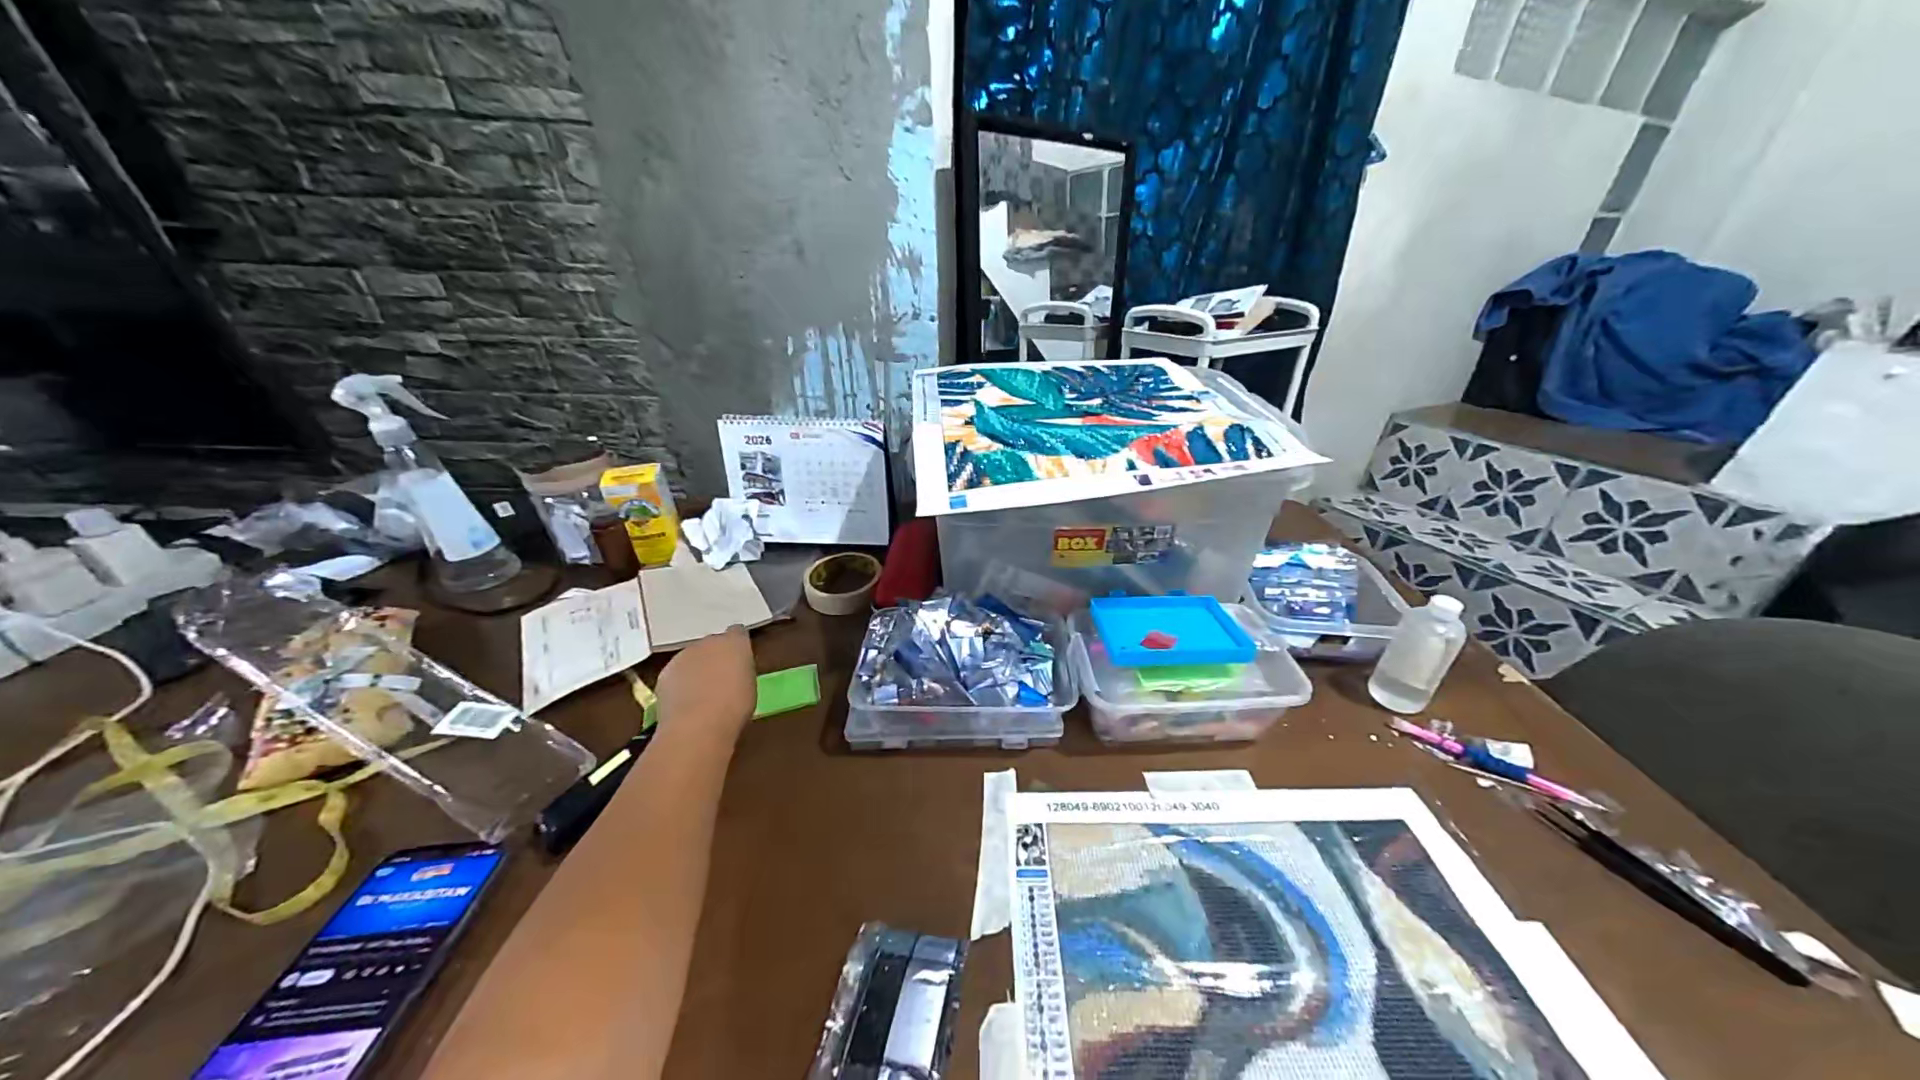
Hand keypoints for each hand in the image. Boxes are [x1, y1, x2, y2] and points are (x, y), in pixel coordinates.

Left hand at [653, 625, 755, 741]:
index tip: (739, 660)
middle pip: (712, 645)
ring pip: (692, 659)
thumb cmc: (735, 707)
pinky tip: (685, 704)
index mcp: (735, 643)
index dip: (737, 646)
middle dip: (715, 658)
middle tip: (721, 681)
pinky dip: (680, 684)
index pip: (737, 633)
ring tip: (701, 696)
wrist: (697, 726)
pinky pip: (676, 674)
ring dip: (696, 670)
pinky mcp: (665, 673)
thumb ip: (741, 671)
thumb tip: (734, 672)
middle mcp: (708, 642)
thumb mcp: (749, 687)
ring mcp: (683, 656)